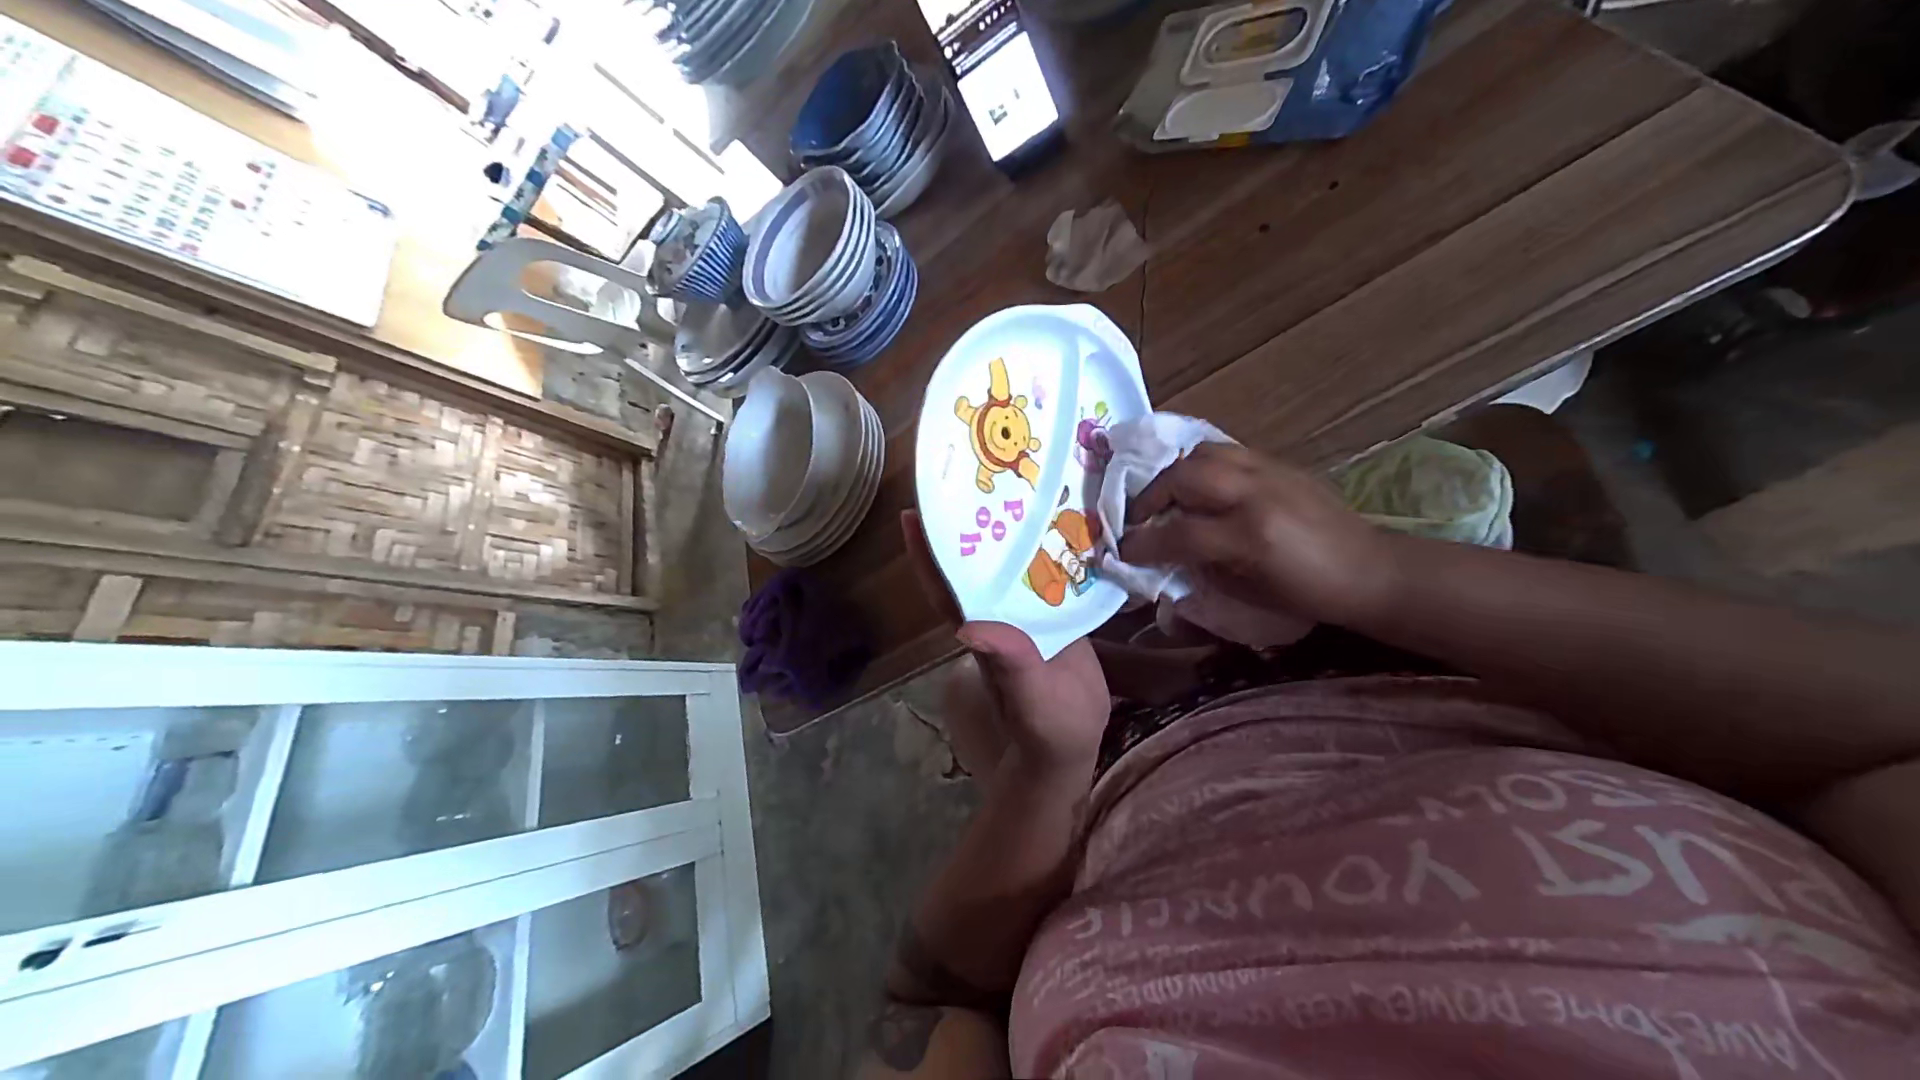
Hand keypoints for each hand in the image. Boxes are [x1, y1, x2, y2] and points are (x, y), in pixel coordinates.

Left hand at [900, 510, 1109, 776]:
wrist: (1073, 744)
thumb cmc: (1044, 724)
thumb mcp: (1027, 696)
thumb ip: (1005, 662)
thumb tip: (968, 628)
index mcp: (981, 628)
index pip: (944, 587)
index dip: (925, 553)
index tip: (910, 513)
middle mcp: (997, 614)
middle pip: (975, 565)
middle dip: (969, 524)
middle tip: (973, 476)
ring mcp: (1026, 614)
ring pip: (1009, 565)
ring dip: (1008, 531)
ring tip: (1020, 484)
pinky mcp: (1055, 615)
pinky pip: (1046, 574)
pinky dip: (1050, 548)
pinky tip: (1065, 520)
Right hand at [1118, 443, 1397, 625]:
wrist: (1370, 570)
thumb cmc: (1307, 595)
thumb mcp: (1246, 594)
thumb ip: (1199, 568)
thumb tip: (1162, 554)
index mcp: (1248, 537)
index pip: (1177, 533)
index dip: (1141, 543)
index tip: (1122, 551)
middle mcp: (1255, 494)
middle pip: (1182, 477)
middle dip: (1150, 497)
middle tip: (1139, 517)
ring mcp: (1269, 471)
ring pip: (1202, 453)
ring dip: (1174, 474)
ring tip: (1166, 496)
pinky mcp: (1279, 463)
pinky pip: (1226, 451)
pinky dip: (1201, 466)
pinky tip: (1198, 486)